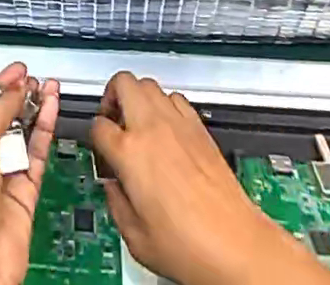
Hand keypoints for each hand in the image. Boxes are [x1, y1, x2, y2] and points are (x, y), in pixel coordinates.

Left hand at [0, 62, 60, 284]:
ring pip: (24, 132)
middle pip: (3, 116)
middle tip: (34, 76)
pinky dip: (46, 130)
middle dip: (19, 94)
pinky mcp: (24, 192)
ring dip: (36, 108)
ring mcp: (3, 175)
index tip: (16, 70)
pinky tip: (52, 110)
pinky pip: (38, 153)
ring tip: (49, 86)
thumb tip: (15, 88)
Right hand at [89, 72, 329, 284]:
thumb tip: (113, 188)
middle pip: (122, 83)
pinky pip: (176, 98)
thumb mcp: (134, 237)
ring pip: (149, 84)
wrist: (235, 246)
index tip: (101, 151)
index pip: (98, 125)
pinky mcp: (200, 128)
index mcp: (130, 154)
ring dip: (138, 97)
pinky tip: (166, 128)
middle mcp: (152, 129)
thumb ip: (115, 202)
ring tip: (138, 122)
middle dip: (111, 97)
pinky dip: (165, 106)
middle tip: (113, 120)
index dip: (95, 138)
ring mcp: (177, 124)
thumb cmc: (191, 245)